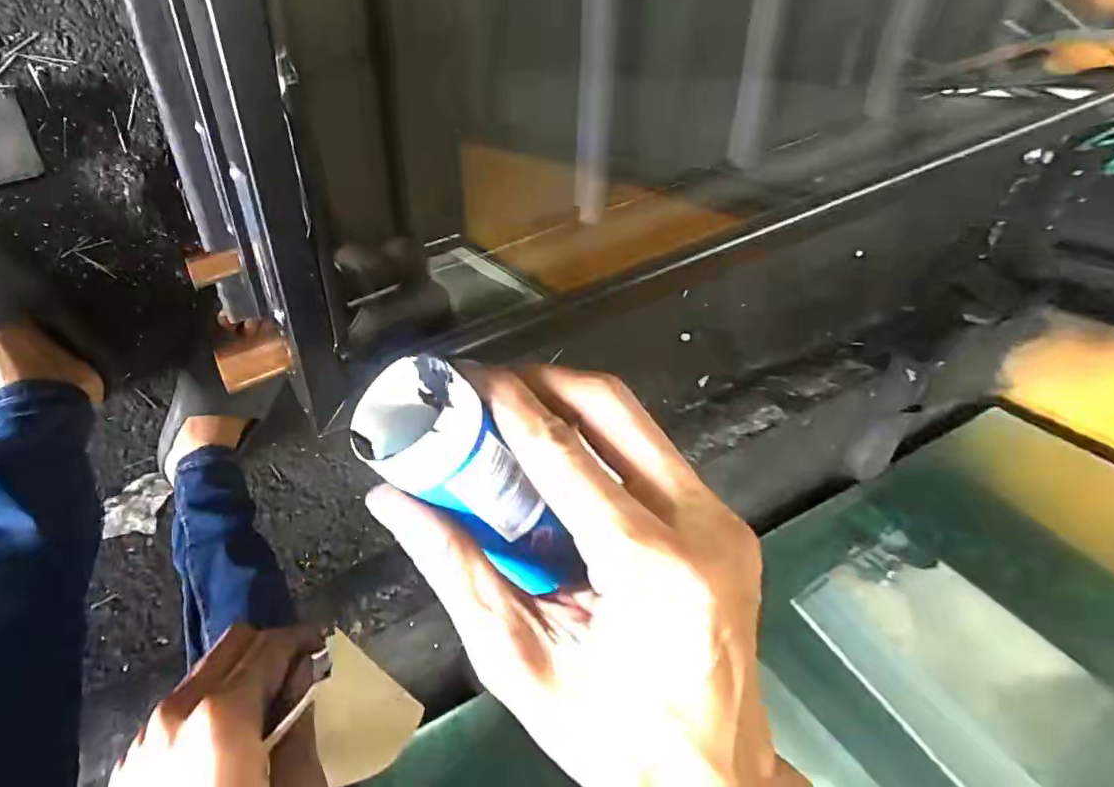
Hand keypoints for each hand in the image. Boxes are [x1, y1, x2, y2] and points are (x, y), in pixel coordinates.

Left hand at [111, 623, 326, 786]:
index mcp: (219, 717)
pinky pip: (175, 715)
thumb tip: (301, 688)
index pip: (268, 646)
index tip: (320, 645)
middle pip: (231, 645)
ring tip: (262, 710)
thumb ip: (300, 737)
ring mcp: (146, 737)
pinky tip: (222, 744)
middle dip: (268, 649)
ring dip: (235, 680)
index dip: (300, 639)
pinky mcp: (129, 765)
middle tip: (297, 672)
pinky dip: (205, 712)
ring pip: (200, 677)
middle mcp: (176, 710)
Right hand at [367, 365, 803, 786]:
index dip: (504, 401)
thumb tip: (391, 499)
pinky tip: (551, 452)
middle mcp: (698, 527)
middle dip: (538, 379)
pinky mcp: (721, 523)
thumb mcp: (516, 658)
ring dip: (563, 400)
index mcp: (649, 566)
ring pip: (631, 418)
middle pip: (609, 405)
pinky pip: (645, 447)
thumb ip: (452, 566)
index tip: (461, 378)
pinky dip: (591, 432)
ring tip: (506, 412)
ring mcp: (719, 520)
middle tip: (482, 388)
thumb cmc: (612, 736)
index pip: (561, 451)